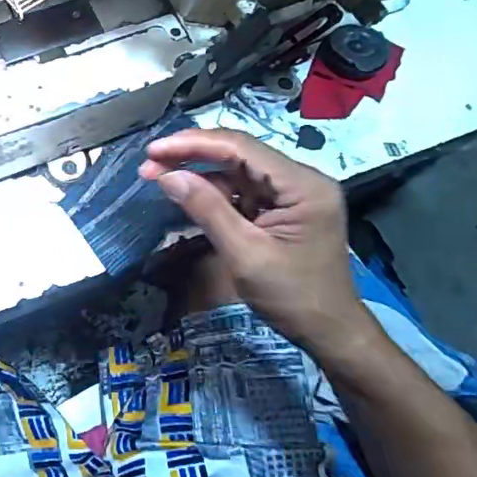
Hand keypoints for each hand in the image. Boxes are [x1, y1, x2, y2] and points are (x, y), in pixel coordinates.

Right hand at [139, 129, 374, 352]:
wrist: (328, 333)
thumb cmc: (292, 297)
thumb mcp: (245, 254)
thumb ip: (207, 210)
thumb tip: (168, 176)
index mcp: (302, 184)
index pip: (241, 148)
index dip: (194, 144)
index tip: (153, 150)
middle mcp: (300, 179)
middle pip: (238, 154)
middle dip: (191, 155)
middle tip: (148, 163)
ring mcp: (290, 193)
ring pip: (236, 170)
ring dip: (197, 172)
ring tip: (156, 175)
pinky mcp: (280, 208)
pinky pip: (240, 190)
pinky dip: (211, 191)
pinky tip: (185, 191)